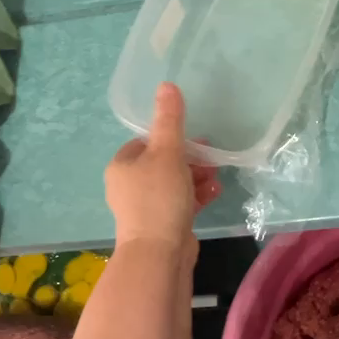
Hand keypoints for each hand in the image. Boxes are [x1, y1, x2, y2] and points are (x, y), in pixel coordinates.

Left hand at [106, 83, 221, 247]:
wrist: (159, 253)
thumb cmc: (159, 198)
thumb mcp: (168, 153)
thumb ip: (170, 121)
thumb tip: (167, 85)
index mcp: (121, 166)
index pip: (146, 142)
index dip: (171, 139)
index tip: (195, 141)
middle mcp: (128, 186)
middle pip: (161, 164)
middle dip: (189, 160)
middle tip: (211, 158)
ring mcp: (143, 209)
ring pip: (173, 184)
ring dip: (196, 178)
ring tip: (216, 176)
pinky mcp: (160, 226)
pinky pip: (179, 203)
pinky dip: (195, 196)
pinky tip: (214, 192)